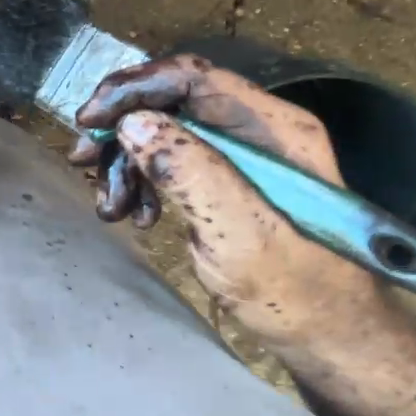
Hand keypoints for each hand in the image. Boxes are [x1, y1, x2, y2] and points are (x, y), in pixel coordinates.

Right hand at [67, 55, 386, 344]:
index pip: (188, 76)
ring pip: (159, 131)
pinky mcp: (225, 177)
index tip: (90, 119)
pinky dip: (141, 182)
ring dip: (124, 162)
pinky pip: (167, 159)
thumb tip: (132, 122)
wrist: (331, 339)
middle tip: (83, 160)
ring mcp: (239, 153)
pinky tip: (137, 215)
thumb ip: (188, 171)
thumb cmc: (295, 292)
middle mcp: (254, 128)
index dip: (131, 88)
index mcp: (270, 127)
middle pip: (166, 102)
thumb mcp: (239, 233)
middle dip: (120, 130)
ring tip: (113, 206)